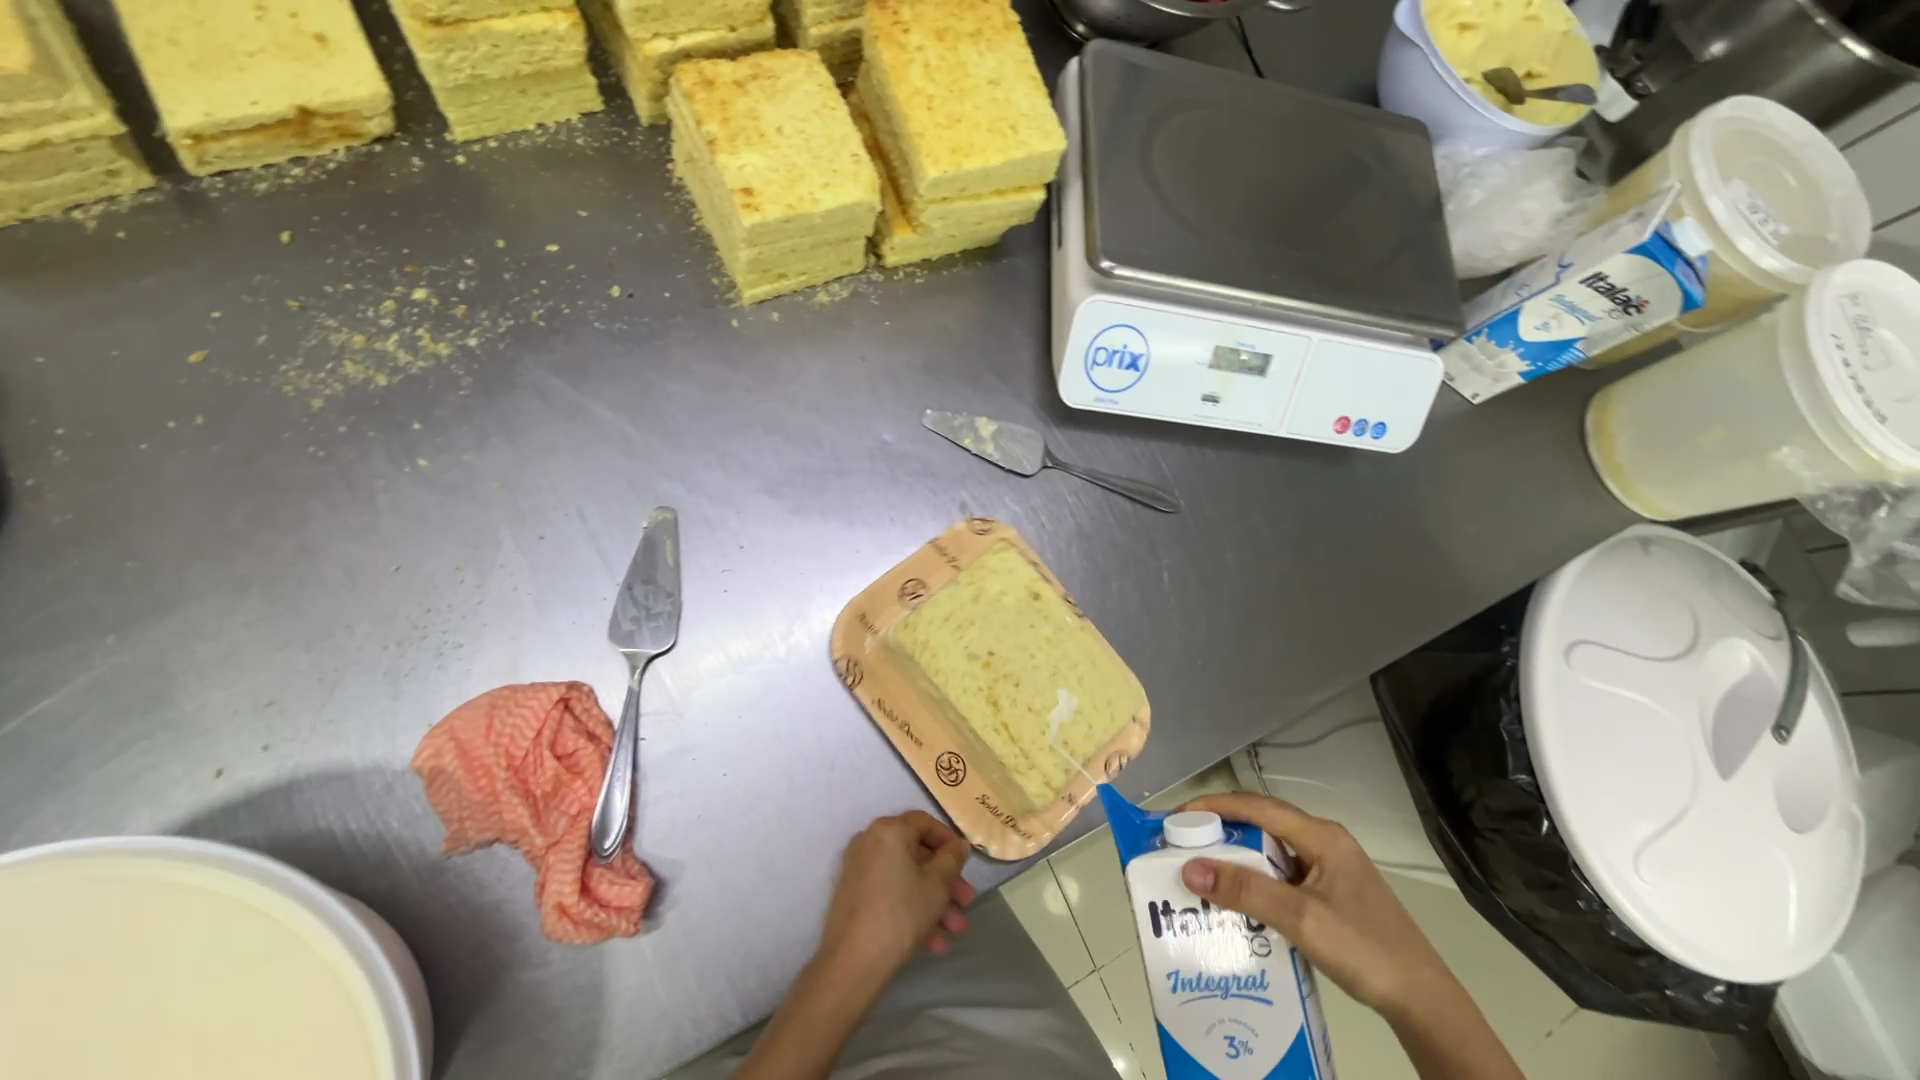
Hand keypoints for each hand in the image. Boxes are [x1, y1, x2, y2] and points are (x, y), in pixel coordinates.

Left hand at [818, 811, 976, 981]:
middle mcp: (869, 843)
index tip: (966, 862)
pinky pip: (890, 894)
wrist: (853, 961)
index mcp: (888, 831)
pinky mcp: (853, 897)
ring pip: (906, 879)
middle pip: (916, 855)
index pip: (924, 823)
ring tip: (955, 931)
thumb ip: (951, 859)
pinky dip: (912, 911)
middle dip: (946, 882)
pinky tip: (933, 943)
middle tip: (967, 903)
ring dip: (934, 902)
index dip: (949, 840)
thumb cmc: (901, 913)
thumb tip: (958, 845)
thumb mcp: (936, 884)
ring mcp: (858, 870)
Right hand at [1177, 794, 1454, 1019]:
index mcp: (1322, 837)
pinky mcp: (1331, 895)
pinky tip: (1237, 906)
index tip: (1176, 818)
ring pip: (1271, 854)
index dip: (1214, 806)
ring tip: (1200, 877)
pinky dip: (1255, 884)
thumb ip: (1245, 891)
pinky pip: (1282, 878)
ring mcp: (1330, 870)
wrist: (1422, 999)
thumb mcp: (1300, 919)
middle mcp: (1325, 844)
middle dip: (1220, 834)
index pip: (1257, 806)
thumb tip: (1188, 868)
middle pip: (1263, 826)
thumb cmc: (1364, 949)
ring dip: (1237, 862)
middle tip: (1181, 850)